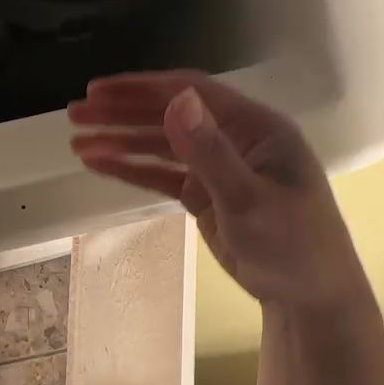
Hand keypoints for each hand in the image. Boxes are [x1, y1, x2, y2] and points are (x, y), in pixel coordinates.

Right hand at [69, 71, 369, 310]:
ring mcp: (218, 167)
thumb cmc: (290, 245)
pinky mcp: (205, 194)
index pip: (191, 92)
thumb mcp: (247, 197)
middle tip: (75, 113)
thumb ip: (208, 150)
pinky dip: (132, 169)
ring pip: (161, 145)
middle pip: (169, 115)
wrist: (308, 295)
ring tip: (76, 141)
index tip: (97, 91)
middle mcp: (235, 139)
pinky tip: (100, 164)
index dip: (141, 89)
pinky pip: (162, 175)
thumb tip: (176, 100)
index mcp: (255, 127)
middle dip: (121, 113)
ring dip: (120, 141)